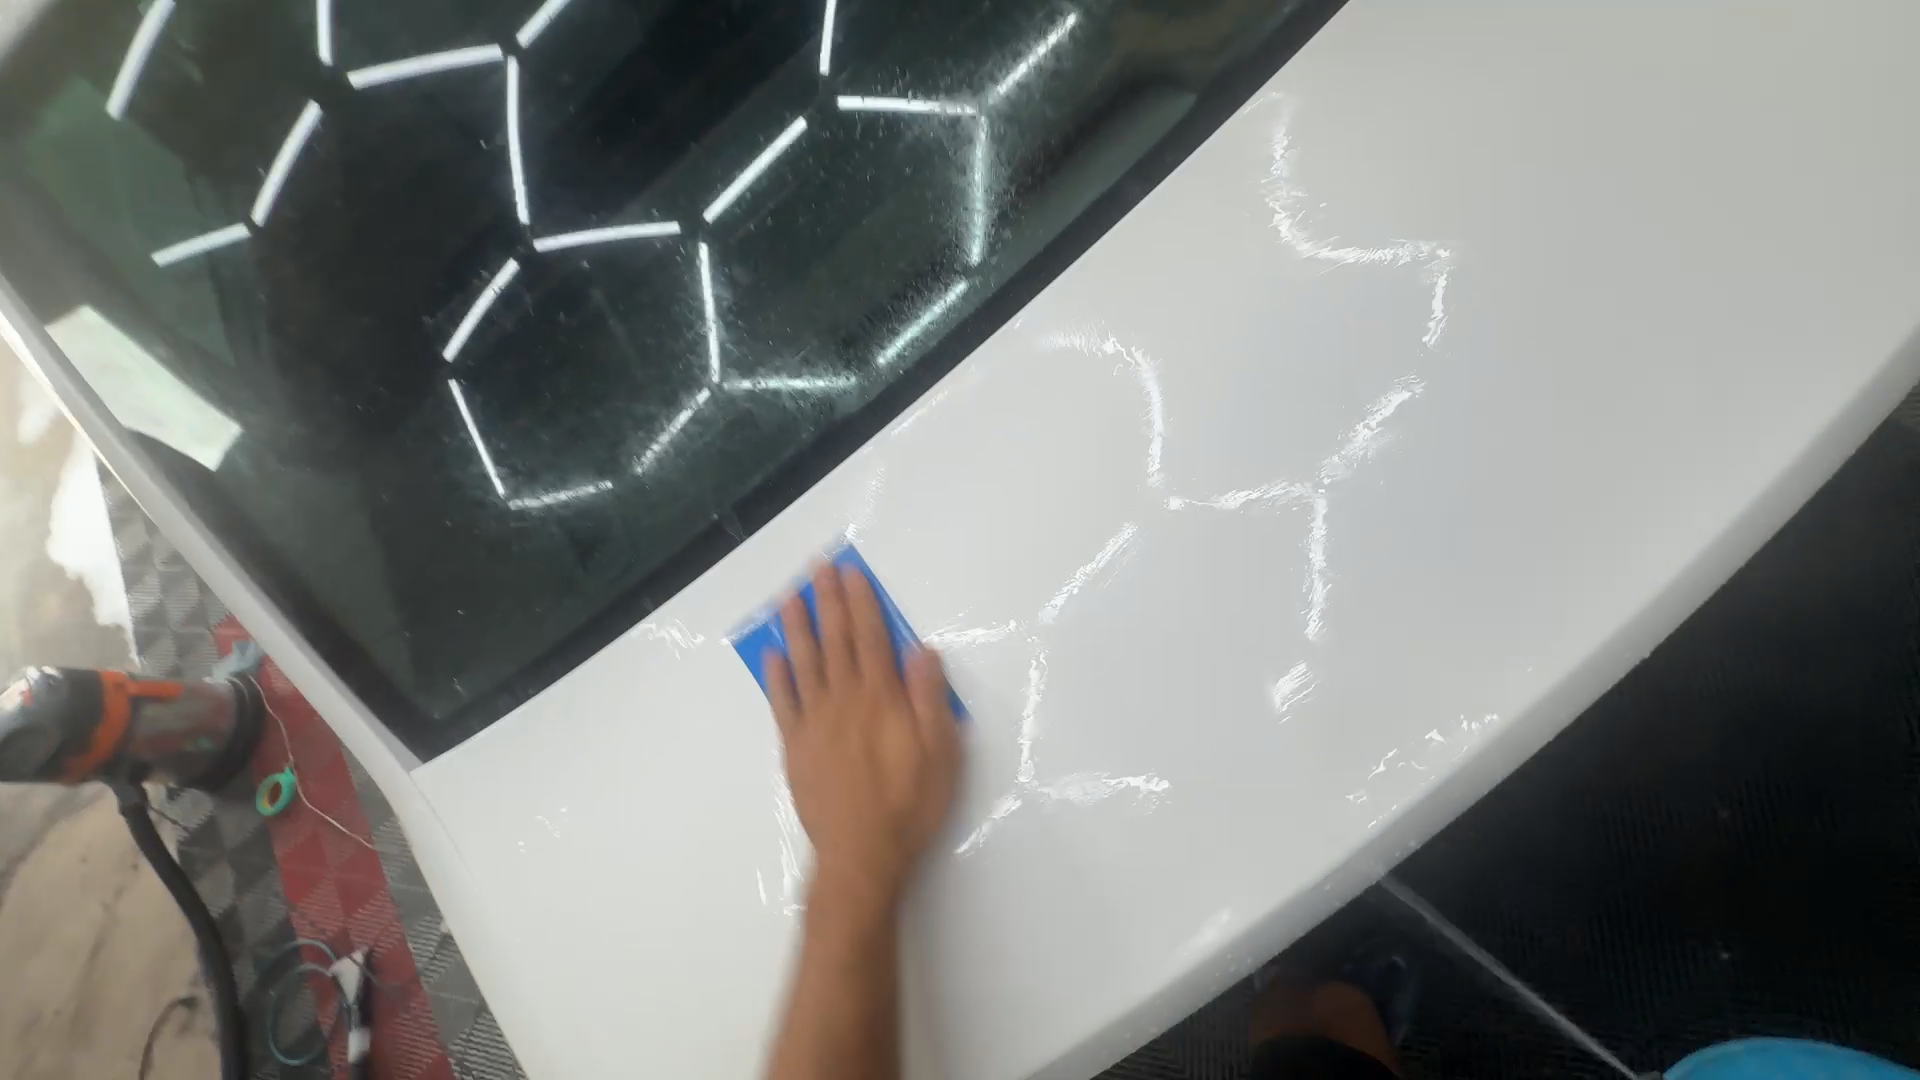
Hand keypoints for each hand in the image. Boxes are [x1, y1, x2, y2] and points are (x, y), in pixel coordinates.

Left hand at [766, 561, 961, 912]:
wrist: (861, 854)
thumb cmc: (910, 803)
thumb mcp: (941, 752)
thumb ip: (929, 698)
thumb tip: (922, 650)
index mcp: (881, 698)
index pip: (870, 638)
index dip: (861, 602)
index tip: (852, 572)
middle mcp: (844, 700)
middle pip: (835, 640)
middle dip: (827, 600)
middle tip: (817, 567)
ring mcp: (814, 722)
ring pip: (804, 663)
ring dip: (798, 626)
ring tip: (789, 596)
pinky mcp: (795, 747)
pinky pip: (782, 703)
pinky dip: (777, 676)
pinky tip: (774, 654)